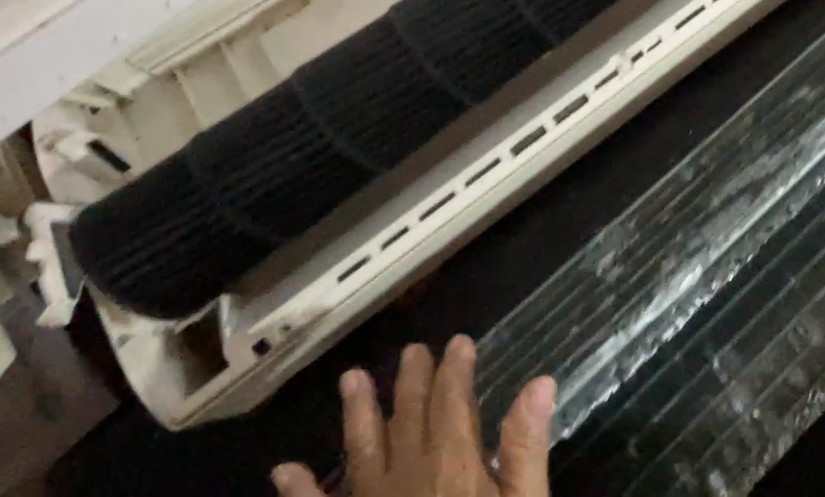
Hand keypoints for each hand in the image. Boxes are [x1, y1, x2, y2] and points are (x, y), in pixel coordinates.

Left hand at [272, 336, 555, 496]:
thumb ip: (525, 449)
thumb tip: (540, 382)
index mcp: (454, 467)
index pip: (453, 403)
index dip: (456, 370)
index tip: (459, 342)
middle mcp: (406, 479)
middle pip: (408, 419)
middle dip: (412, 381)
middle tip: (413, 349)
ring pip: (361, 453)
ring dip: (356, 415)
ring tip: (351, 380)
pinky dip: (298, 492)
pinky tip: (284, 471)